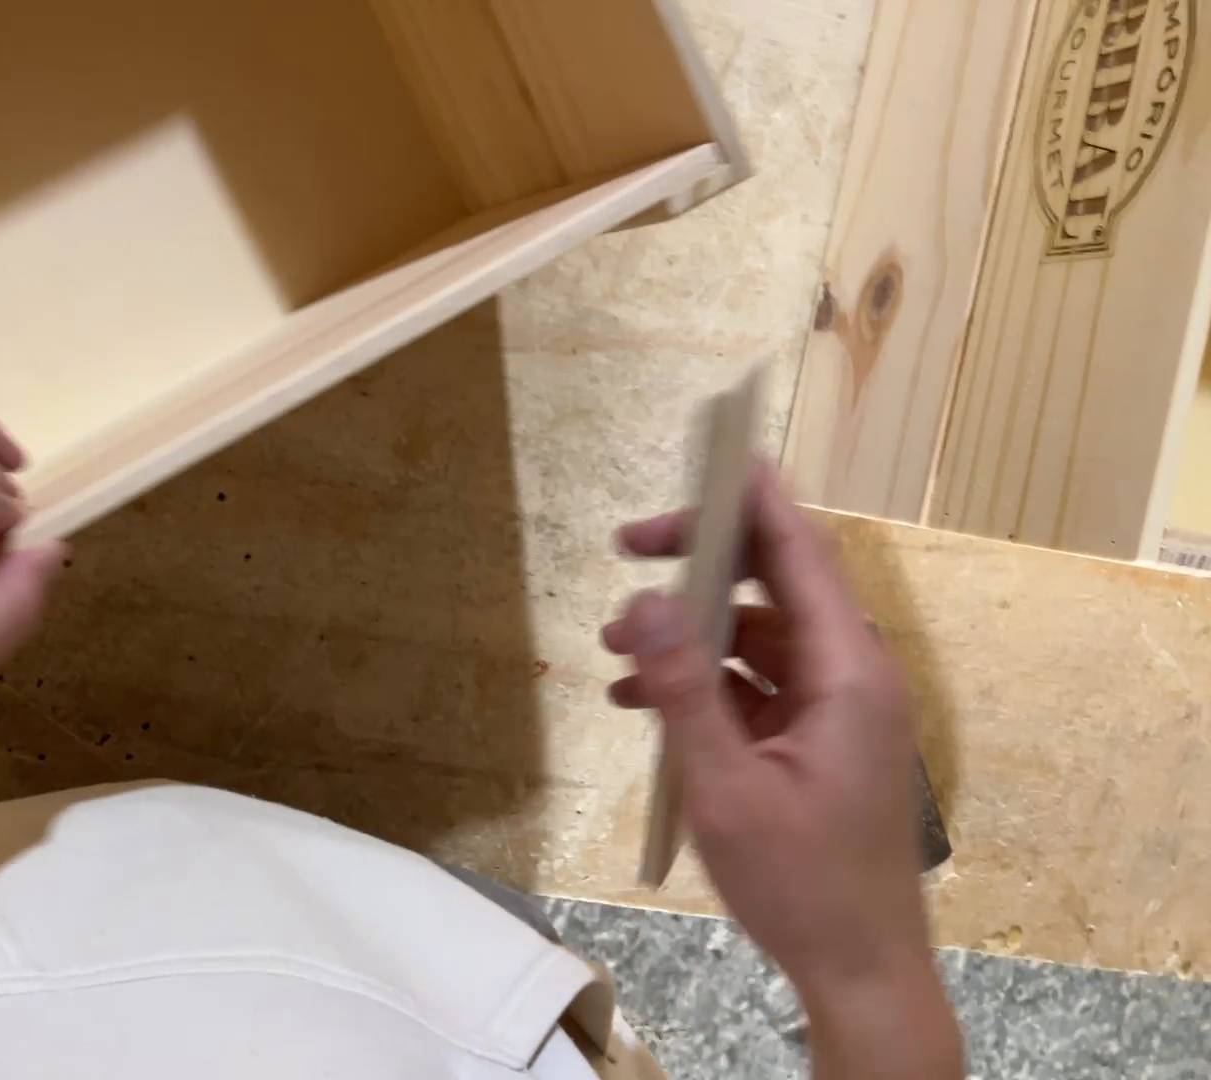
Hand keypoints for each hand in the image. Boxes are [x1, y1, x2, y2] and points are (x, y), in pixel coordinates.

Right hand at [603, 464, 959, 1076]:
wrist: (851, 969)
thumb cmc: (796, 878)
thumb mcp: (721, 780)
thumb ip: (680, 686)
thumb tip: (640, 602)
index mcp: (844, 675)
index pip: (803, 557)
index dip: (761, 499)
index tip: (717, 455)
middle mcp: (842, 677)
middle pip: (771, 585)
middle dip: (699, 560)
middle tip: (629, 546)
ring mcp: (821, 708)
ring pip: (748, 633)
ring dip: (682, 628)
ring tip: (612, 648)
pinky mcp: (799, 735)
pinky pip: (740, 680)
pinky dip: (688, 677)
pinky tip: (635, 700)